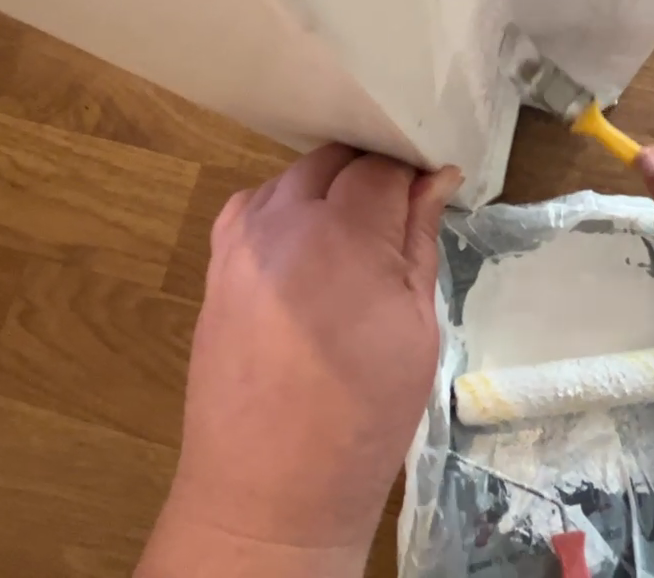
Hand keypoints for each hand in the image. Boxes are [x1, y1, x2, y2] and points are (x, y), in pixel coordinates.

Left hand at [163, 144, 461, 554]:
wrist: (269, 492)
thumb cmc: (364, 417)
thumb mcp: (418, 327)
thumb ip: (420, 239)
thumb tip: (438, 178)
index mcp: (343, 236)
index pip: (381, 165)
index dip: (410, 175)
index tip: (428, 194)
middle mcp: (283, 222)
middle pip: (334, 160)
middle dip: (370, 175)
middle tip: (395, 218)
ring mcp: (240, 240)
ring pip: (293, 177)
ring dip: (327, 189)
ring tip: (351, 236)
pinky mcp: (216, 263)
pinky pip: (255, 206)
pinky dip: (286, 209)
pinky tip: (305, 247)